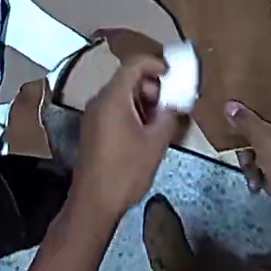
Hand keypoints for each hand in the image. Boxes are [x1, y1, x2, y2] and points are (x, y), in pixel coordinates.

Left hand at [70, 55, 182, 223]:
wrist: (93, 205)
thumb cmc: (125, 171)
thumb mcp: (156, 142)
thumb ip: (169, 115)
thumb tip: (177, 102)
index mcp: (113, 98)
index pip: (134, 65)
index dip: (156, 64)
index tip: (174, 75)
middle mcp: (99, 101)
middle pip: (128, 79)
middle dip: (153, 87)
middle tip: (170, 105)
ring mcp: (93, 115)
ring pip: (122, 94)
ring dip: (144, 101)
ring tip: (161, 122)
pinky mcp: (92, 130)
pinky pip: (115, 109)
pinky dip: (132, 112)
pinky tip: (145, 133)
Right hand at [225, 102, 270, 229]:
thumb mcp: (265, 142)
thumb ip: (246, 122)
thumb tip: (229, 103)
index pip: (268, 100)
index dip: (248, 108)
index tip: (232, 118)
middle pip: (264, 128)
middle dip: (250, 147)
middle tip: (244, 161)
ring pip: (268, 149)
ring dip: (256, 164)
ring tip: (254, 181)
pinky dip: (268, 174)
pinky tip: (262, 187)